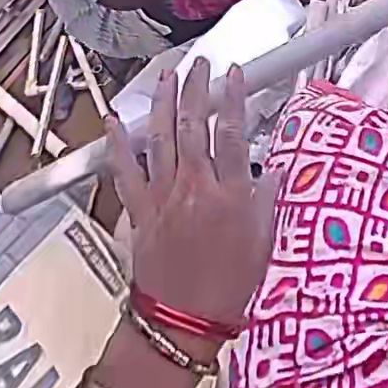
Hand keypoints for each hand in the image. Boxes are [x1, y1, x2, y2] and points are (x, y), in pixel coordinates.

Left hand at [104, 57, 281, 326]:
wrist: (184, 322)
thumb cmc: (228, 283)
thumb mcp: (263, 238)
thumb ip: (267, 197)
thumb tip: (271, 168)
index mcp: (229, 194)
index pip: (232, 131)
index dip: (233, 96)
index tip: (234, 73)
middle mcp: (195, 188)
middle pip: (193, 125)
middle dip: (196, 88)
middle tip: (200, 65)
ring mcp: (164, 197)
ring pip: (161, 138)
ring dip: (164, 102)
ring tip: (169, 76)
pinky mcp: (140, 211)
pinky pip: (126, 171)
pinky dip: (119, 143)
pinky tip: (116, 119)